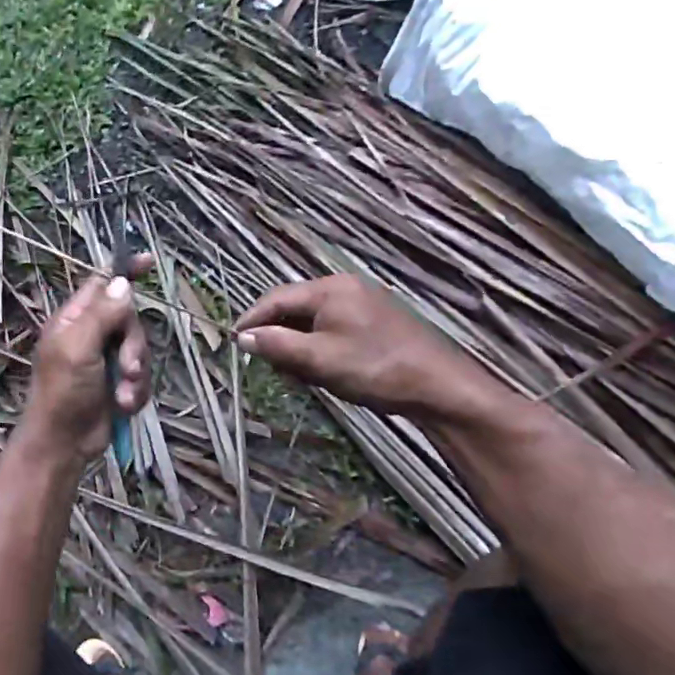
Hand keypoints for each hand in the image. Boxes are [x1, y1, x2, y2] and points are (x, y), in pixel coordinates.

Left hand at [22, 259, 153, 460]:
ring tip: (123, 394)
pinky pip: (141, 377)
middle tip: (126, 368)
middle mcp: (91, 335)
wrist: (64, 444)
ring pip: (139, 350)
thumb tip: (122, 283)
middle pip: (129, 320)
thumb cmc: (62, 394)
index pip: (102, 285)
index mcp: (74, 320)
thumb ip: (101, 315)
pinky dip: (137, 392)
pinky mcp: (118, 384)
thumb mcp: (78, 349)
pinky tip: (124, 406)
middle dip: (134, 345)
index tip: (149, 262)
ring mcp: (105, 360)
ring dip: (136, 374)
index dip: (124, 273)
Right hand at [235, 275, 506, 418]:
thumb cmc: (376, 368)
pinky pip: (333, 329)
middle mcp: (346, 288)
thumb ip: (277, 346)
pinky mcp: (376, 323)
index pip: (276, 297)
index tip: (234, 342)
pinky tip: (323, 371)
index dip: (252, 320)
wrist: (440, 386)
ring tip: (299, 374)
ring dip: (298, 346)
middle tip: (270, 366)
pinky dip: (319, 348)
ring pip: (313, 321)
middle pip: (294, 307)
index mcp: (331, 288)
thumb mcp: (319, 359)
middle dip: (277, 336)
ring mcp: (363, 304)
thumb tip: (243, 337)